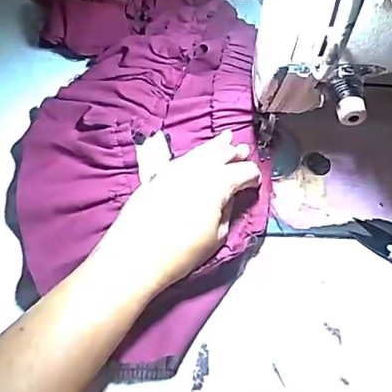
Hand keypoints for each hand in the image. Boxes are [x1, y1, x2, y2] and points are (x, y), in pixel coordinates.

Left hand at [84, 133, 261, 300]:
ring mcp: (177, 167)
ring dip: (216, 146)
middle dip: (235, 153)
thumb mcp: (218, 235)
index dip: (253, 176)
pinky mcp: (160, 173)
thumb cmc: (182, 251)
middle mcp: (199, 168)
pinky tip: (199, 155)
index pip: (244, 171)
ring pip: (202, 151)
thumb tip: (231, 197)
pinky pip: (185, 157)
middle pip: (222, 153)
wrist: (136, 252)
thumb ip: (229, 209)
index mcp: (219, 181)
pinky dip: (196, 153)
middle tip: (244, 151)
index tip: (255, 182)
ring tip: (227, 139)